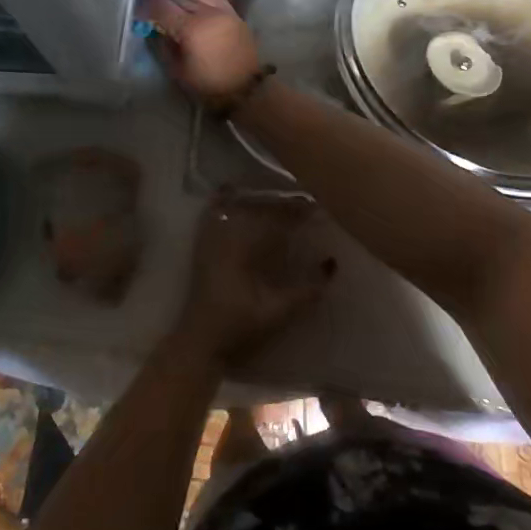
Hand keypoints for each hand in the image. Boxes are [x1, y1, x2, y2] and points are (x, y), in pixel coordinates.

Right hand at [136, 0, 261, 104]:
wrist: (245, 89)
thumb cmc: (208, 84)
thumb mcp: (177, 71)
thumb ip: (164, 46)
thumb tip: (157, 30)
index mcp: (190, 28)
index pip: (162, 7)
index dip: (147, 6)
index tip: (139, 11)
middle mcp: (206, 13)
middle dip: (163, 2)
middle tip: (154, 11)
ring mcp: (222, 11)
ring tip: (176, 9)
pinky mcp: (233, 13)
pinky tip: (196, 6)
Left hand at [171, 197, 334, 365]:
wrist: (200, 341)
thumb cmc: (240, 328)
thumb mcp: (278, 312)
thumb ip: (307, 290)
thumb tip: (331, 263)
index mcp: (244, 251)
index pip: (275, 221)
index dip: (296, 210)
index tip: (316, 204)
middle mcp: (224, 238)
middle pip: (255, 209)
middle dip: (280, 202)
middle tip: (303, 199)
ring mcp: (208, 240)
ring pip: (233, 207)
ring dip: (256, 199)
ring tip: (277, 195)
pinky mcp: (199, 246)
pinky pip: (209, 214)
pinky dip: (220, 200)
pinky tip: (229, 188)